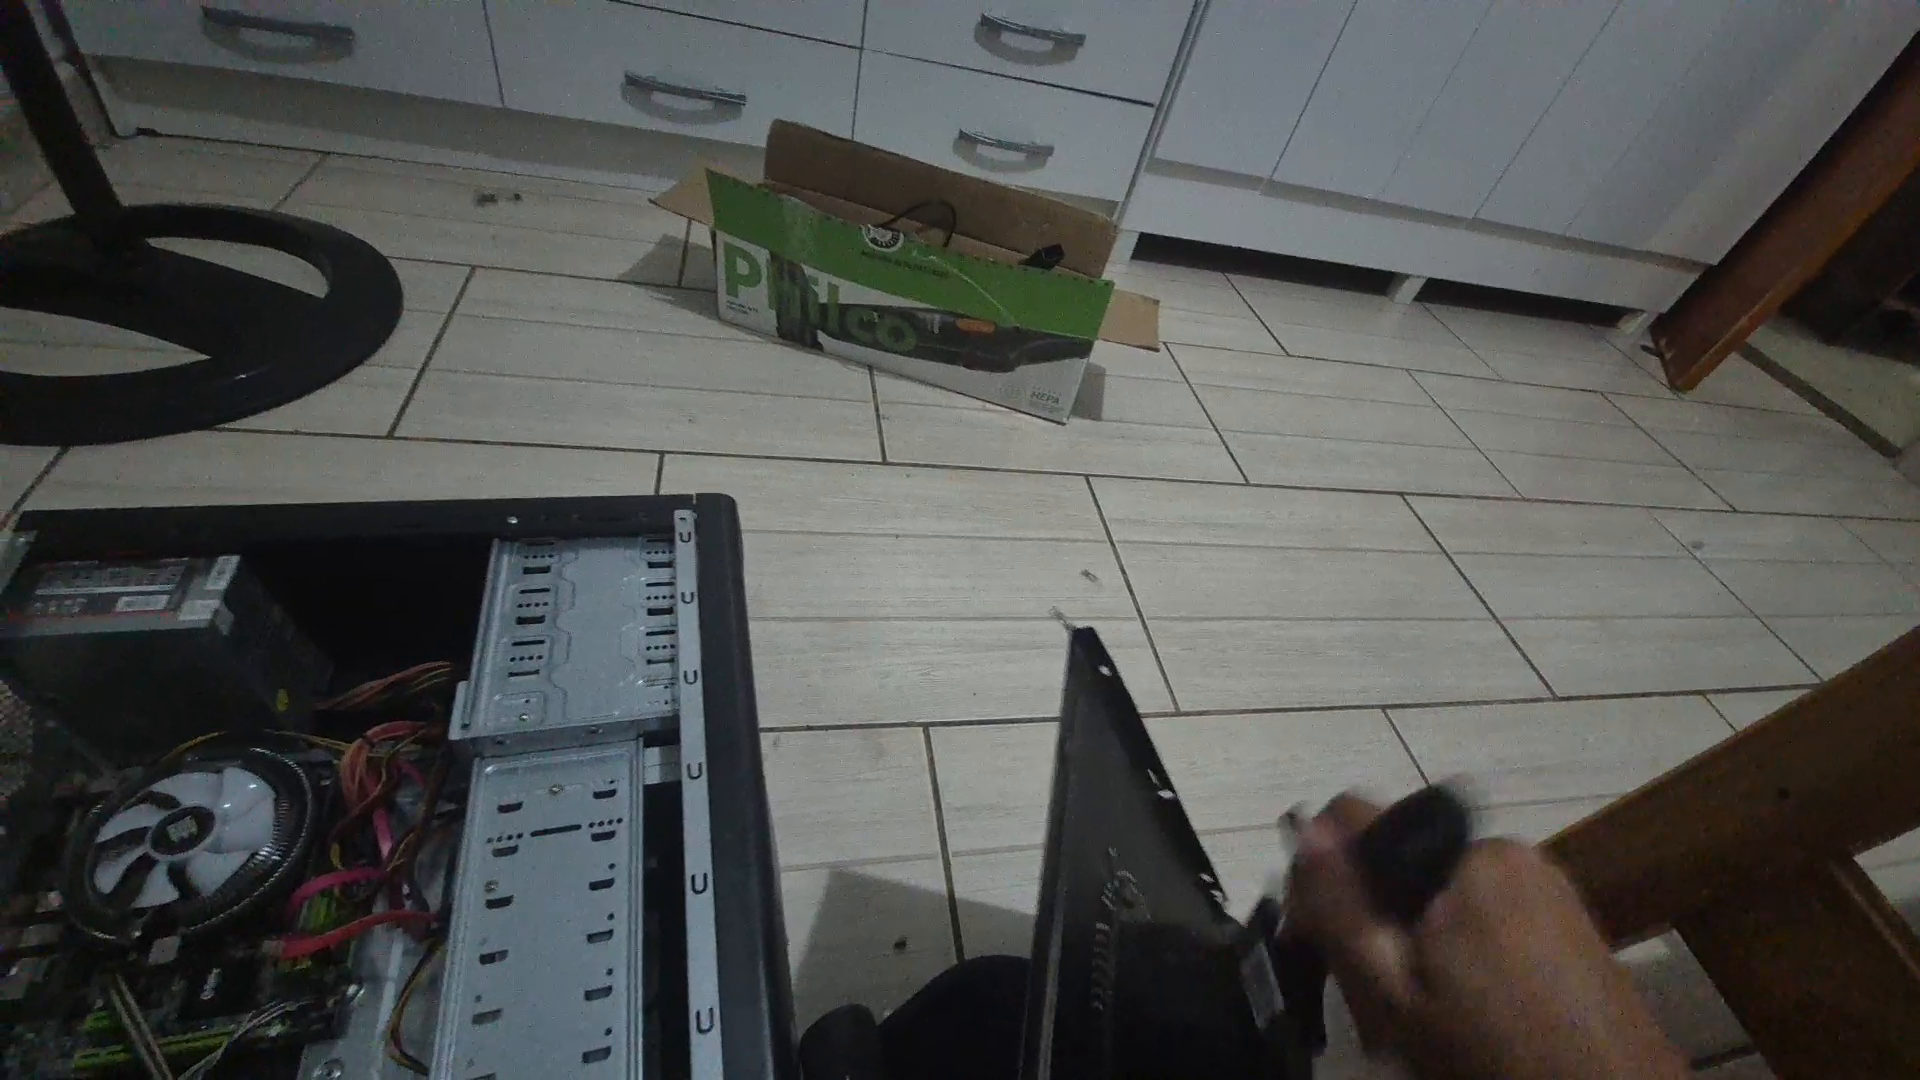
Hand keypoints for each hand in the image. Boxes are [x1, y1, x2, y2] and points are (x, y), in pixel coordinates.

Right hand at [1287, 794, 1691, 1079]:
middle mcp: (1507, 849)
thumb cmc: (1496, 1060)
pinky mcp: (1568, 913)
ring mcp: (1545, 881)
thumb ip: (1341, 904)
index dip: (1321, 867)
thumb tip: (1305, 826)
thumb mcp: (1393, 993)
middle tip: (1369, 980)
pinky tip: (1461, 993)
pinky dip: (1454, 932)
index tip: (1317, 930)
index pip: (1355, 817)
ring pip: (1434, 879)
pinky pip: (1480, 900)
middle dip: (1371, 905)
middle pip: (1397, 853)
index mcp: (1466, 857)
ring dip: (1410, 923)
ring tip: (1416, 994)